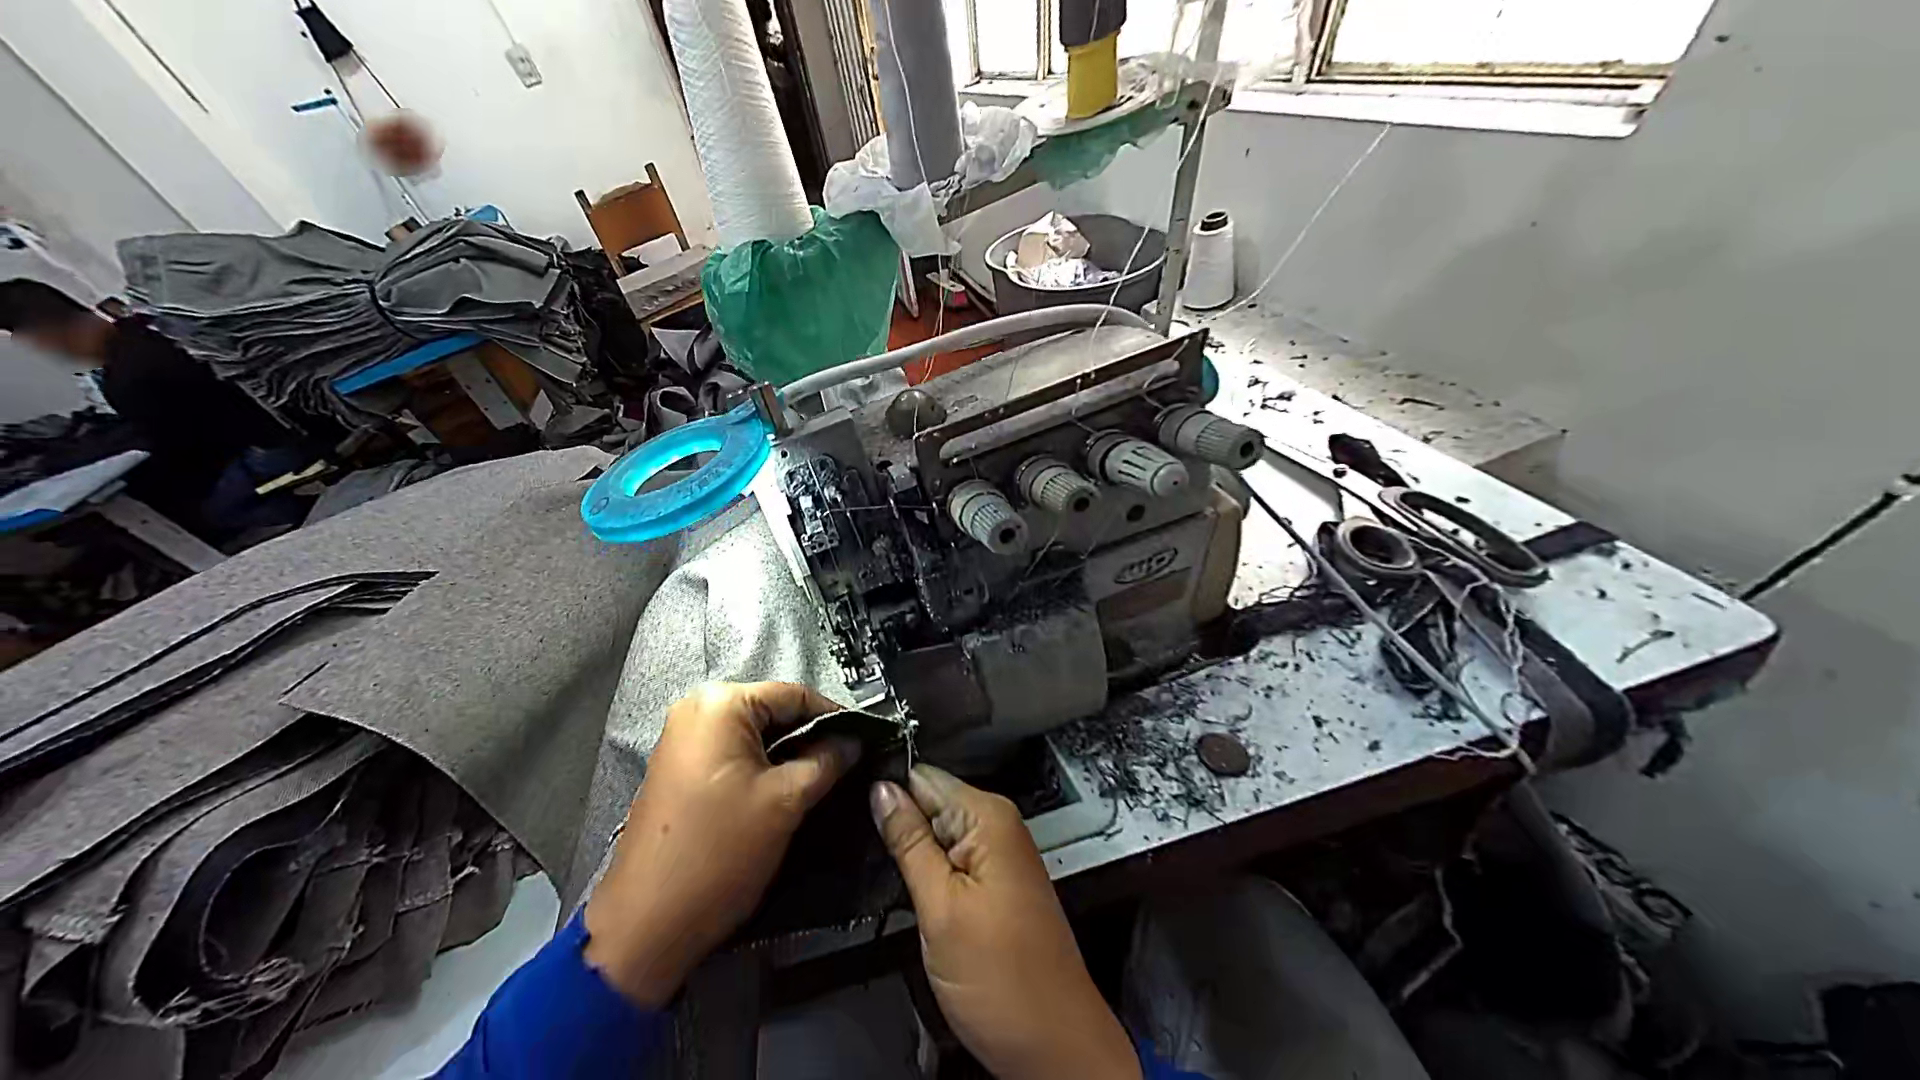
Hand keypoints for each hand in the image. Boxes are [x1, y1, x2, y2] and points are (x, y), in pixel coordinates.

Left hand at [584, 681, 855, 1005]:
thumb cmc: (719, 852)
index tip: (867, 738)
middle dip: (812, 736)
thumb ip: (828, 760)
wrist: (646, 925)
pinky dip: (762, 766)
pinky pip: (734, 753)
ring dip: (789, 754)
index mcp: (720, 704)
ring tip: (824, 778)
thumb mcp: (787, 801)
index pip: (795, 694)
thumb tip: (855, 740)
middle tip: (849, 762)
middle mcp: (696, 709)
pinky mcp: (679, 768)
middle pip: (773, 711)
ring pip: (755, 735)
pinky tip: (785, 790)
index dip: (836, 716)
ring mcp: (682, 739)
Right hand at [872, 765, 1140, 1079]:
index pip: (923, 776)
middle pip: (931, 802)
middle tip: (885, 868)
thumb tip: (882, 790)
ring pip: (938, 832)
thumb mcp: (940, 907)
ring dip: (915, 854)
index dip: (889, 794)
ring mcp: (999, 852)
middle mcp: (999, 824)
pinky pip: (953, 857)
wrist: (1053, 1044)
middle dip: (902, 828)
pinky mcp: (996, 879)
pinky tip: (924, 899)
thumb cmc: (1003, 981)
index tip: (863, 818)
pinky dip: (932, 874)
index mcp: (988, 816)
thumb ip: (908, 842)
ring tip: (906, 889)